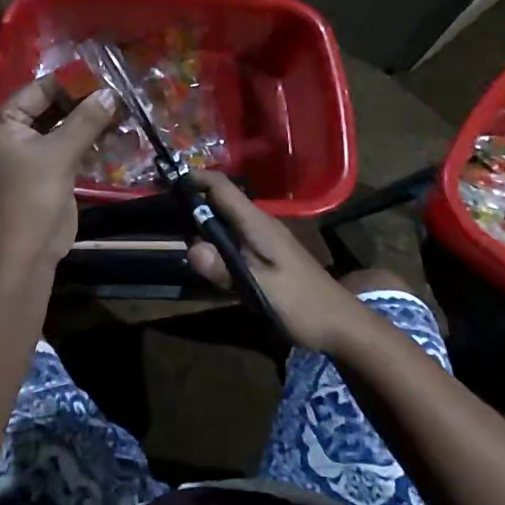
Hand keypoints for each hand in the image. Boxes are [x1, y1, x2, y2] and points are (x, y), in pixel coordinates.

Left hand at [0, 78, 116, 266]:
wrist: (27, 252)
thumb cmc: (32, 197)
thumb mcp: (58, 155)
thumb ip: (84, 121)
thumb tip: (111, 92)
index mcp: (5, 122)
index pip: (41, 89)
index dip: (73, 81)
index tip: (107, 72)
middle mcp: (18, 132)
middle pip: (56, 106)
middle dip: (87, 101)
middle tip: (123, 89)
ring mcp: (36, 152)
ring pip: (68, 126)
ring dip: (95, 120)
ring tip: (128, 108)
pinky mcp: (54, 170)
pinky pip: (75, 146)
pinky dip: (95, 140)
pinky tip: (121, 131)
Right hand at [184, 171, 362, 352]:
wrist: (341, 324)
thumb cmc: (301, 304)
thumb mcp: (260, 288)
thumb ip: (225, 269)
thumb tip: (192, 248)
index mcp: (258, 224)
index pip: (221, 187)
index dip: (194, 179)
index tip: (166, 183)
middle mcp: (260, 224)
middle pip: (222, 201)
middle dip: (193, 202)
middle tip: (163, 214)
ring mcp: (266, 239)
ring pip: (227, 220)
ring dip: (204, 223)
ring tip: (178, 235)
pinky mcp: (268, 255)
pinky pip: (235, 237)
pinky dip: (216, 241)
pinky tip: (207, 258)